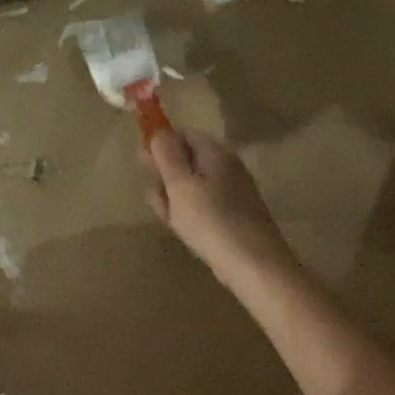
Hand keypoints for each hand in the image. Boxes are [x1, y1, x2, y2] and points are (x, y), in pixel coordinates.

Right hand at [140, 127, 296, 282]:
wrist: (253, 264)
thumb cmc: (209, 219)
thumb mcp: (179, 184)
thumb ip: (166, 154)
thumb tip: (158, 130)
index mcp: (216, 154)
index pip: (186, 134)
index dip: (162, 143)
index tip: (142, 160)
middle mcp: (228, 167)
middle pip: (190, 159)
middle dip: (166, 170)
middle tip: (148, 185)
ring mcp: (233, 193)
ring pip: (195, 184)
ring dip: (172, 191)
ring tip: (158, 207)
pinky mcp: (233, 216)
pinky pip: (203, 204)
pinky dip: (187, 208)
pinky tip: (175, 222)